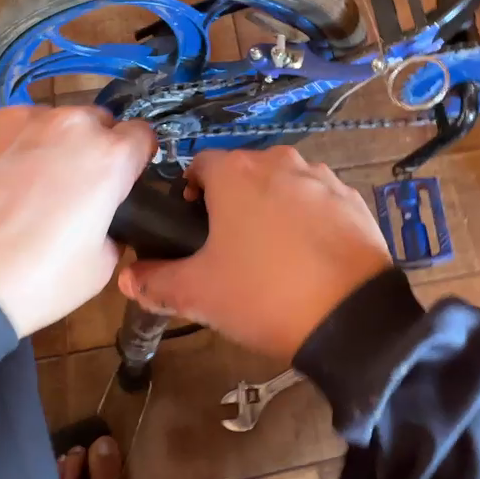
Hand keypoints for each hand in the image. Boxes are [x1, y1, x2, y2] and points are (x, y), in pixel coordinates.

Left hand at [0, 106, 154, 336]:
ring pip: (47, 123)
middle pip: (95, 123)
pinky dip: (2, 149)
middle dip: (89, 149)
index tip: (118, 182)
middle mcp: (71, 124)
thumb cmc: (35, 280)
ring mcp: (19, 117)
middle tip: (66, 190)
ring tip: (17, 189)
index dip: (132, 160)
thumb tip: (102, 216)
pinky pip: (3, 128)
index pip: (141, 136)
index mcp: (110, 157)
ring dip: (45, 146)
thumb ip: (113, 227)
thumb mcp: (99, 267)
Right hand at [117, 148, 391, 361]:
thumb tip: (126, 277)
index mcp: (236, 171)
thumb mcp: (200, 294)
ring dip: (272, 207)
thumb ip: (157, 281)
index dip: (190, 193)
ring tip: (271, 255)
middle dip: (232, 201)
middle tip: (227, 248)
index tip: (191, 228)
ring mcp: (322, 176)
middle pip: (244, 172)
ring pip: (283, 185)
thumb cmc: (264, 294)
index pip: (199, 165)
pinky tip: (310, 258)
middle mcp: (280, 160)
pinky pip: (319, 201)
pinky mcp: (353, 198)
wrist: (352, 318)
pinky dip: (309, 219)